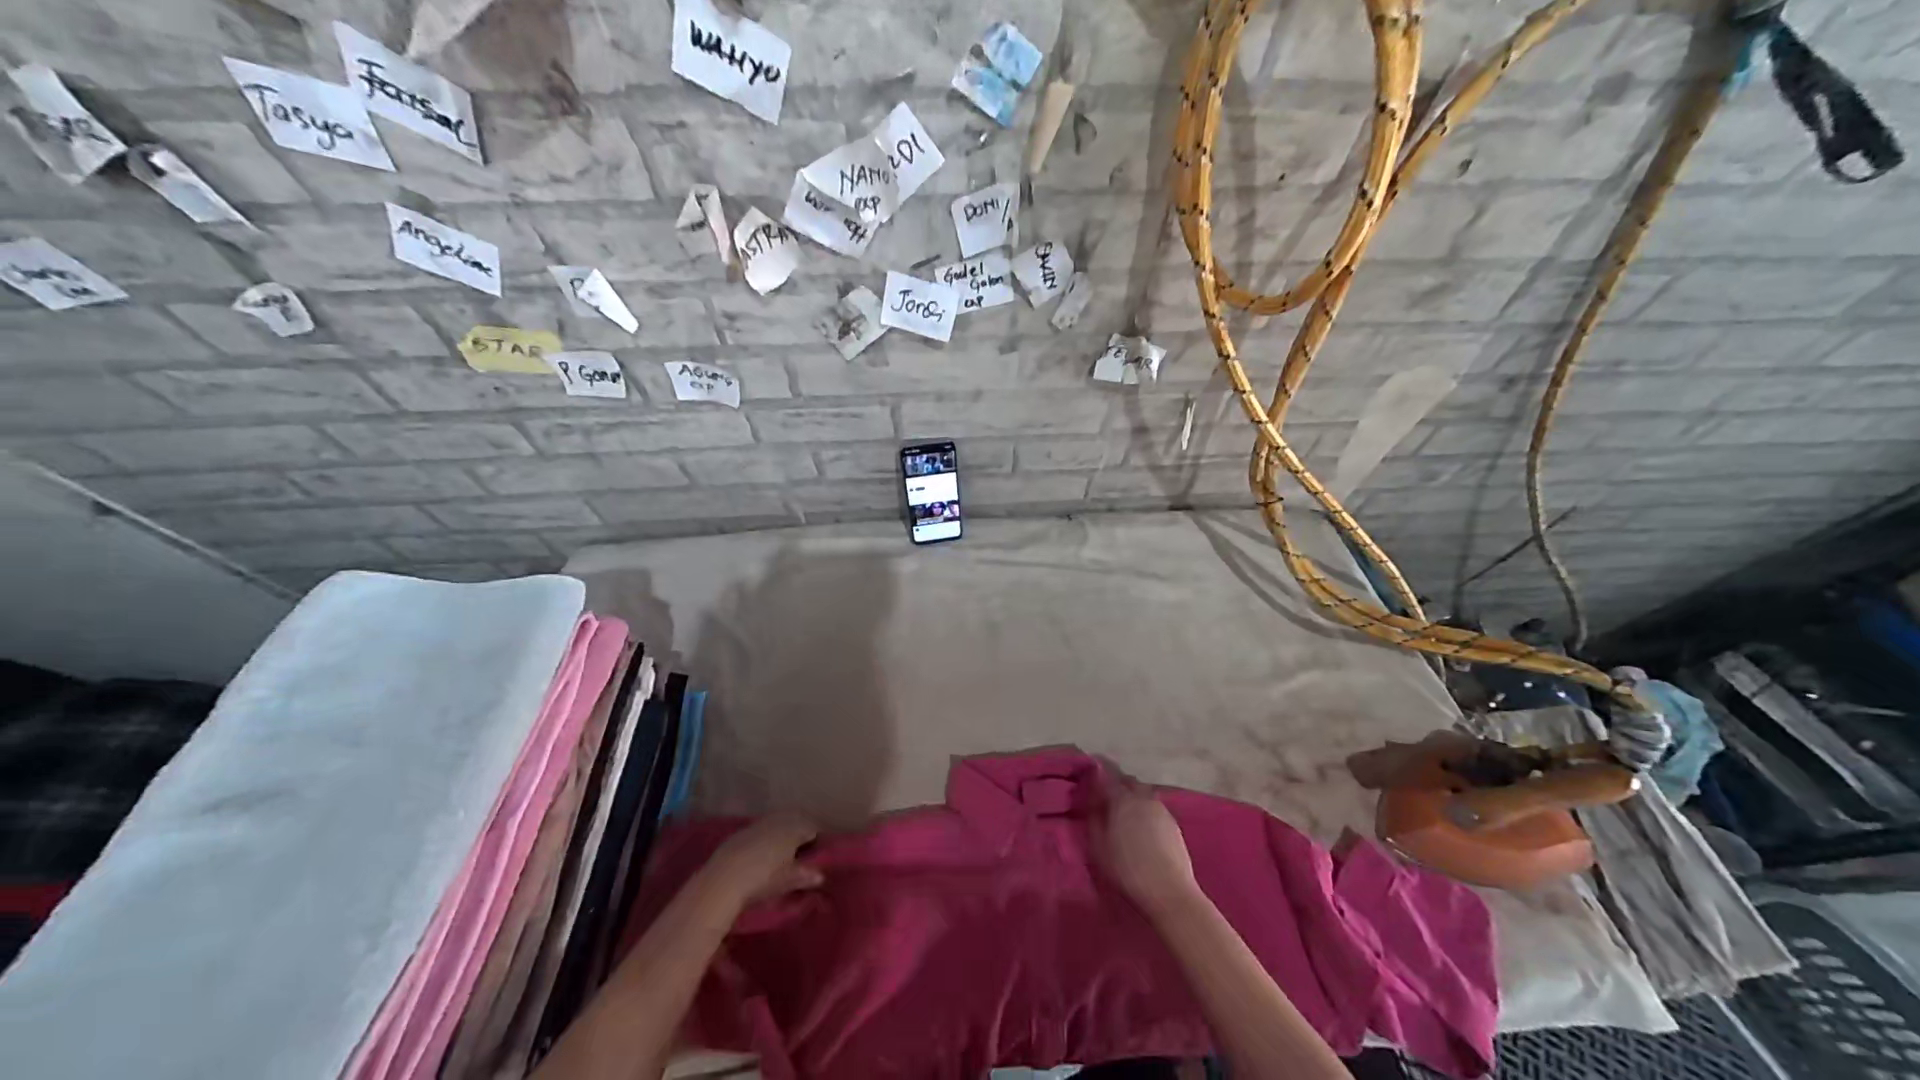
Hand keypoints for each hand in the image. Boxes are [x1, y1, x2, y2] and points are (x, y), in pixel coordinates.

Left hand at [702, 812, 824, 907]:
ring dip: (782, 833)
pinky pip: (760, 829)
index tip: (815, 854)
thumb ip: (805, 875)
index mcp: (795, 828)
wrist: (724, 877)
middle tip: (800, 852)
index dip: (816, 840)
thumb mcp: (788, 880)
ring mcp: (759, 823)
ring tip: (780, 853)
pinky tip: (760, 854)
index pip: (813, 828)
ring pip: (777, 822)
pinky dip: (765, 837)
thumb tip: (820, 876)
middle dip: (799, 832)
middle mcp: (779, 820)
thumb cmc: (764, 877)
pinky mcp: (741, 831)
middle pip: (795, 820)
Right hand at [1090, 766, 1201, 917]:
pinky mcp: (1174, 825)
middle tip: (1107, 791)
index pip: (1109, 774)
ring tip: (1124, 809)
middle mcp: (1143, 798)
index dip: (1099, 767)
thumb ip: (1094, 820)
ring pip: (1144, 793)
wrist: (1169, 892)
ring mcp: (1162, 810)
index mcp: (1122, 800)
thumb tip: (1093, 802)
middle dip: (1118, 781)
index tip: (1092, 763)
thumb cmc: (1127, 870)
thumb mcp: (1099, 847)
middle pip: (1129, 781)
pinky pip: (1155, 807)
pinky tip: (1142, 824)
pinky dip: (1145, 808)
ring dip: (1133, 795)